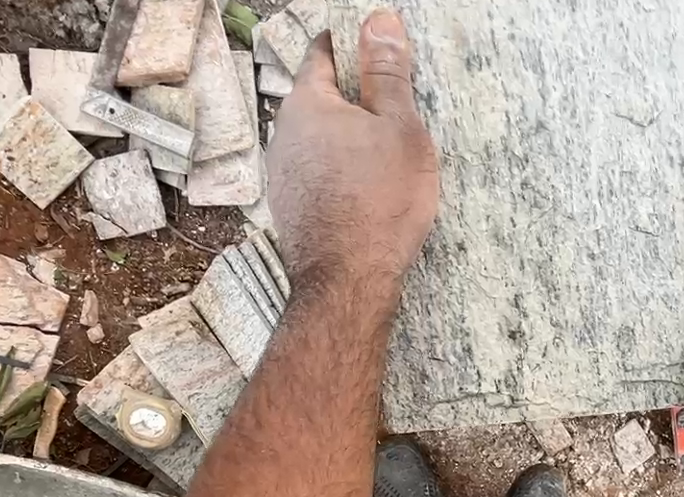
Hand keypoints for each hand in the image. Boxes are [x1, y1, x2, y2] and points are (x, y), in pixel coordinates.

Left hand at [267, 9, 438, 301]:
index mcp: (308, 102)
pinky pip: (319, 181)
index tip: (382, 63)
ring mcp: (283, 176)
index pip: (325, 51)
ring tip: (385, 174)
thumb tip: (379, 21)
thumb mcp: (400, 131)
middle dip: (356, 107)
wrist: (348, 282)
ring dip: (348, 149)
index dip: (355, 50)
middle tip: (396, 127)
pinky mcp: (290, 211)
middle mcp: (284, 133)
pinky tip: (365, 204)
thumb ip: (388, 75)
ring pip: (320, 146)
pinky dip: (340, 183)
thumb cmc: (379, 205)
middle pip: (323, 102)